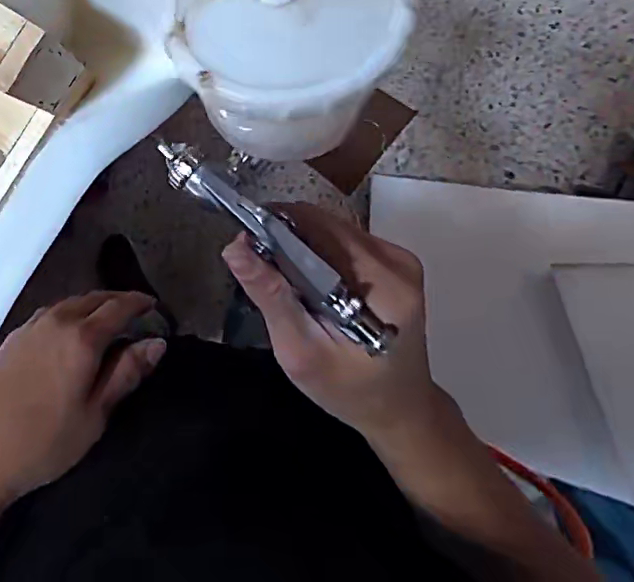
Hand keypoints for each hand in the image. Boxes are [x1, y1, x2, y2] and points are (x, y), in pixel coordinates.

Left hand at [0, 291, 167, 510]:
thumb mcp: (95, 415)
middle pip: (93, 299)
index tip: (154, 305)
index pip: (118, 307)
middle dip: (117, 300)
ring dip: (92, 305)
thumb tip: (156, 343)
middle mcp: (56, 320)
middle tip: (136, 311)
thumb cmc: (45, 441)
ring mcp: (31, 325)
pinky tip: (71, 330)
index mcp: (81, 337)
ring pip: (70, 303)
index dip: (139, 303)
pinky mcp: (14, 336)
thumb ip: (125, 374)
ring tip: (107, 319)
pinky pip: (51, 312)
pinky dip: (70, 313)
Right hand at [221, 203, 441, 442]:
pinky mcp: (394, 262)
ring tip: (283, 278)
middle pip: (324, 223)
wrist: (399, 411)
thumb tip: (234, 247)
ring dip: (300, 243)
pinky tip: (308, 281)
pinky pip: (341, 239)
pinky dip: (316, 251)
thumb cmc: (348, 389)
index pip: (317, 227)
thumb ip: (270, 296)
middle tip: (260, 266)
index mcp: (383, 282)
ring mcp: (398, 259)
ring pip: (330, 227)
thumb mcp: (301, 351)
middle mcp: (396, 261)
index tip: (246, 243)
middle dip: (286, 236)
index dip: (275, 226)